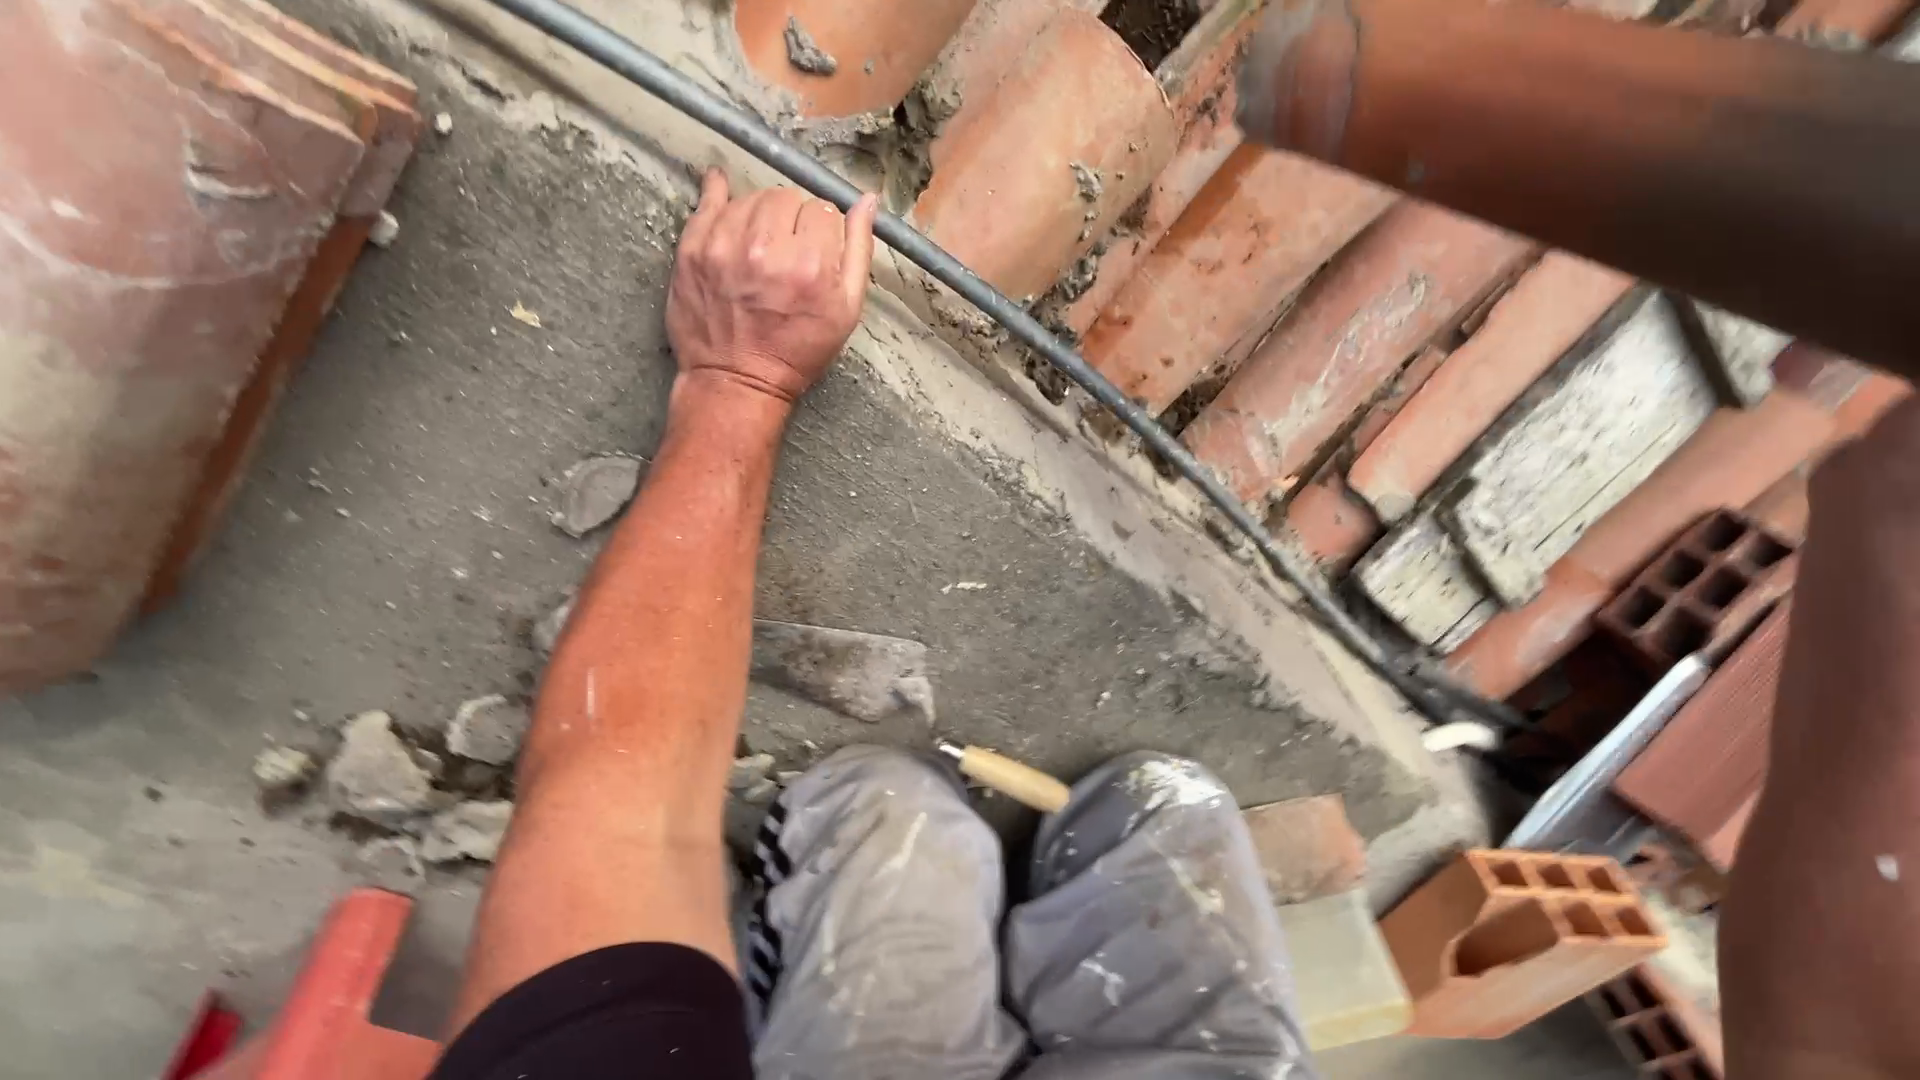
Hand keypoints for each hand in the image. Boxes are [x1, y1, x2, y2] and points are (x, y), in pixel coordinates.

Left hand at [666, 168, 879, 404]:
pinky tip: (724, 191)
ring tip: (762, 246)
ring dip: (761, 214)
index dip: (823, 228)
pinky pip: (710, 200)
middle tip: (789, 249)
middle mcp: (765, 248)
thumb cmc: (798, 351)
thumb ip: (858, 251)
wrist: (739, 381)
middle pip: (786, 198)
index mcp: (809, 264)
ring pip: (752, 198)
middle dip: (792, 219)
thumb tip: (867, 202)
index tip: (816, 248)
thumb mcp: (846, 311)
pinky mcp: (693, 248)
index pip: (823, 210)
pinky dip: (720, 194)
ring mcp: (724, 245)